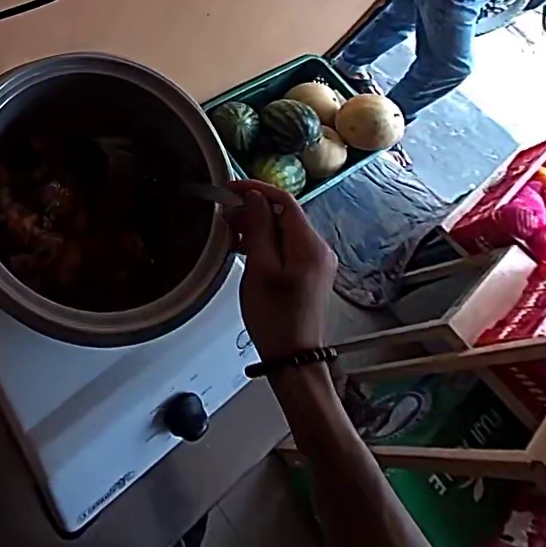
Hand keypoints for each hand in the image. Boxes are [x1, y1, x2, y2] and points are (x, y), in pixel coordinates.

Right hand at [228, 179, 337, 359]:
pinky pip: (286, 245)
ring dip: (257, 227)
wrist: (292, 357)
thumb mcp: (260, 267)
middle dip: (254, 210)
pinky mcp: (309, 272)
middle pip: (284, 214)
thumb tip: (255, 197)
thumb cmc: (274, 317)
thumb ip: (259, 226)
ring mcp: (315, 261)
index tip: (231, 189)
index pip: (285, 200)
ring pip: (283, 230)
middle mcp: (318, 248)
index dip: (256, 189)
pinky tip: (245, 249)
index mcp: (309, 244)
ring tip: (231, 234)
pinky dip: (265, 242)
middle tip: (226, 217)